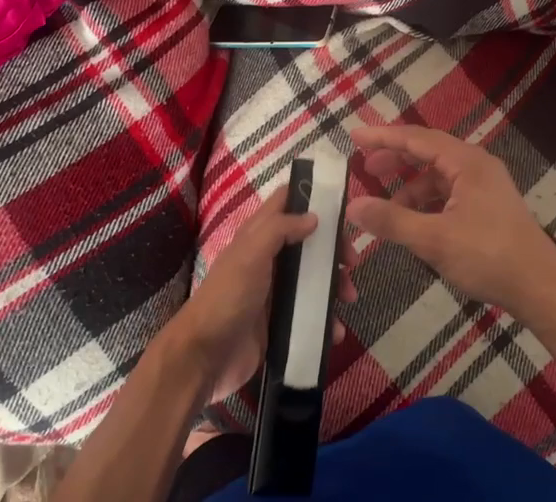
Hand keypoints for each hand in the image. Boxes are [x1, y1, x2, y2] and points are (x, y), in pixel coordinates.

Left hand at [170, 184, 359, 404]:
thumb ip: (279, 229)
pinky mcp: (279, 324)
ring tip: (348, 300)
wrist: (204, 357)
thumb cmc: (227, 299)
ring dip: (333, 286)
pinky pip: (309, 316)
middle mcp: (267, 260)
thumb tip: (313, 216)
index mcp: (257, 236)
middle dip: (332, 250)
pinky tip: (334, 332)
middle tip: (351, 263)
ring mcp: (273, 293)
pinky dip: (325, 321)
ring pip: (312, 280)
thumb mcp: (251, 255)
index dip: (311, 198)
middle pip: (307, 243)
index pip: (285, 203)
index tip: (341, 208)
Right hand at [348, 124, 555, 320]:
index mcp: (467, 162)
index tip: (354, 137)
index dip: (383, 137)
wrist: (542, 289)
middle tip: (366, 169)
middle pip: (428, 152)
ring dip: (410, 188)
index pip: (416, 138)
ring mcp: (486, 187)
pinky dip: (427, 203)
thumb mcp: (433, 239)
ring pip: (439, 176)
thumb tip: (353, 206)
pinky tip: (415, 223)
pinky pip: (450, 193)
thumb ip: (391, 220)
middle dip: (395, 159)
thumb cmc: (488, 257)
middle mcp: (477, 166)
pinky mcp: (489, 207)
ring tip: (387, 208)